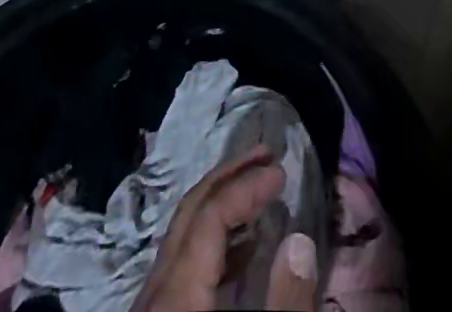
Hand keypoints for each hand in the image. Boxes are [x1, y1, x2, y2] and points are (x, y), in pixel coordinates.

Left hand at [131, 147, 316, 311]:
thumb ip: (285, 302)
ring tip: (259, 187)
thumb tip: (300, 242)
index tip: (281, 172)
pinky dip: (212, 237)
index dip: (245, 186)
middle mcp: (155, 291)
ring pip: (181, 234)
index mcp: (177, 294)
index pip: (208, 216)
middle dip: (229, 177)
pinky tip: (244, 245)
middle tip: (267, 154)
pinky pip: (181, 261)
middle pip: (188, 213)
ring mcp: (151, 305)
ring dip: (221, 202)